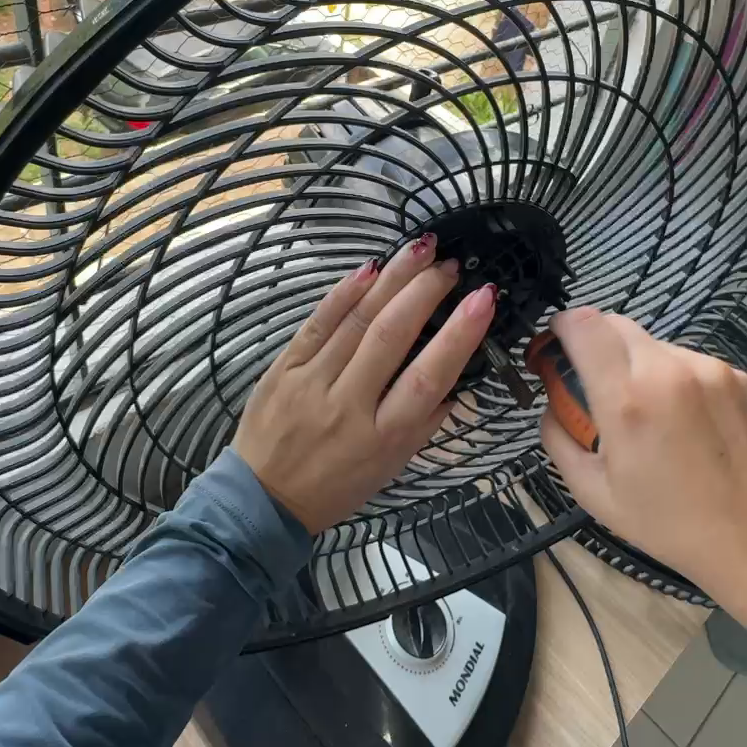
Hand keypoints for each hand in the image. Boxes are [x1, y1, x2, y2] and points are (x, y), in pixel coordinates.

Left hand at [233, 234, 493, 532]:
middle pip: (391, 335)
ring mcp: (312, 381)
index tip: (482, 298)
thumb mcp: (392, 467)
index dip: (459, 334)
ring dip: (392, 277)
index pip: (429, 376)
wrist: (263, 497)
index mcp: (384, 435)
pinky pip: (318, 321)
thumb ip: (425, 423)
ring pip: (357, 319)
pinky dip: (345, 291)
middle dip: (425, 291)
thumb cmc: (337, 485)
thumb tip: (457, 380)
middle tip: (450, 264)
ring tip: (421, 248)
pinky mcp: (284, 366)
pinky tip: (370, 267)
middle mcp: (349, 404)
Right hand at [537, 308, 746, 730]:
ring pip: (650, 342)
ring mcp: (708, 369)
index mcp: (627, 400)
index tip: (556, 346)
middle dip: (592, 342)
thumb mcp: (591, 492)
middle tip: (592, 382)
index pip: (583, 325)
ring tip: (646, 411)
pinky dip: (669, 376)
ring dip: (632, 361)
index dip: (561, 326)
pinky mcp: (737, 376)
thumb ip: (558, 436)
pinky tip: (682, 419)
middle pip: (613, 322)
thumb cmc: (668, 525)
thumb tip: (552, 402)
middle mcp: (668, 371)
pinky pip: (684, 359)